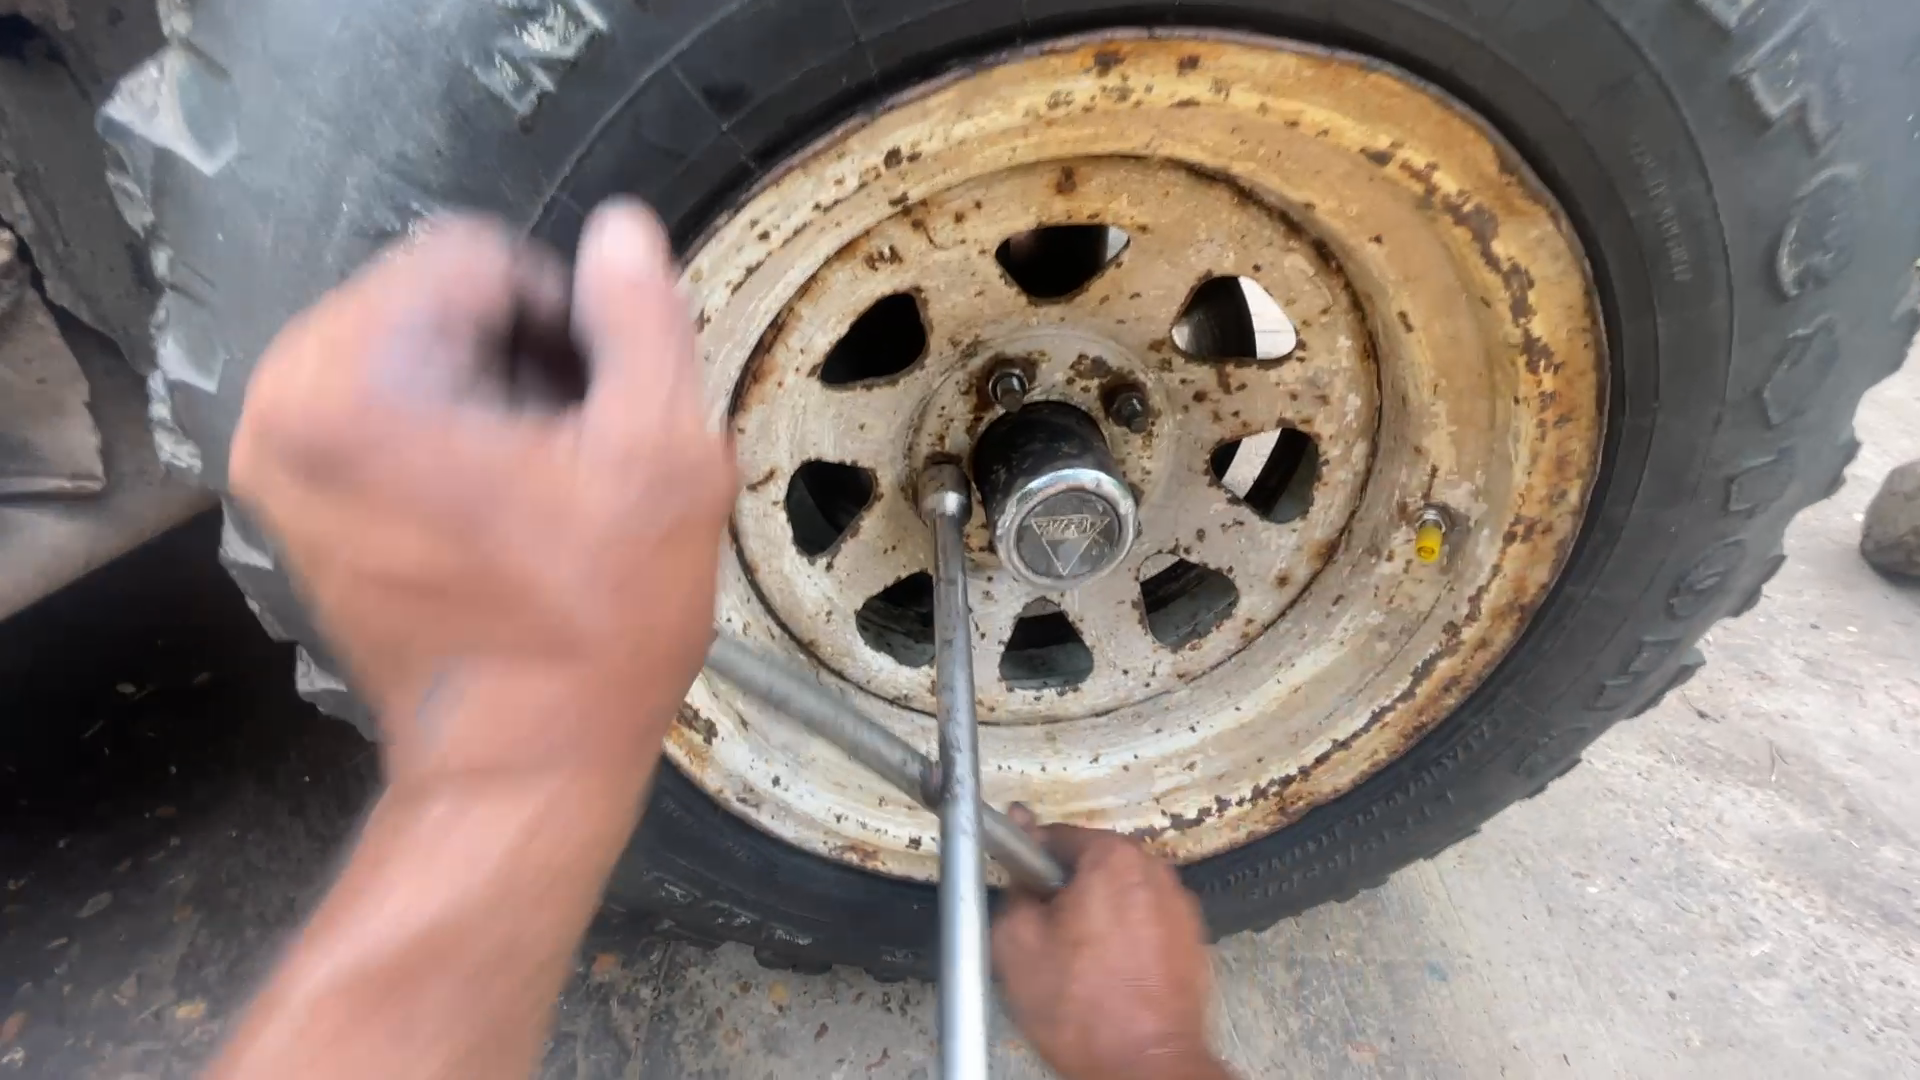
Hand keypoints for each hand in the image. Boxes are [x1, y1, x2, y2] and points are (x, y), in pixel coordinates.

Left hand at [229, 201, 736, 787]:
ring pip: (437, 361)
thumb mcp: (667, 455)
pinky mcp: (313, 506)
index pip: (481, 258)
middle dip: (546, 364)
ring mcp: (289, 463)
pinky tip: (532, 510)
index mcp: (357, 380)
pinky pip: (411, 418)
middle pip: (449, 307)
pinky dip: (482, 441)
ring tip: (573, 488)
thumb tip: (623, 232)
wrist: (535, 756)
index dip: (576, 318)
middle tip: (601, 456)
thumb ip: (647, 323)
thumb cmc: (606, 614)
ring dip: (523, 403)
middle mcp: (289, 408)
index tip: (616, 407)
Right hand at [993, 816, 1230, 1079]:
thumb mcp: (1016, 944)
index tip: (1022, 879)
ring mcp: (1178, 904)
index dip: (1031, 859)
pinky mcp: (1193, 939)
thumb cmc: (1087, 1011)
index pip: (1056, 836)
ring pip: (1120, 893)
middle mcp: (1151, 869)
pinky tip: (1111, 971)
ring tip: (1082, 959)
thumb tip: (1022, 885)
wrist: (1147, 1069)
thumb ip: (1013, 894)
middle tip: (1050, 930)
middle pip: (1092, 863)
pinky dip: (1128, 936)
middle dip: (1067, 889)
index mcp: (1111, 857)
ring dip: (1099, 913)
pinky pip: (1147, 921)